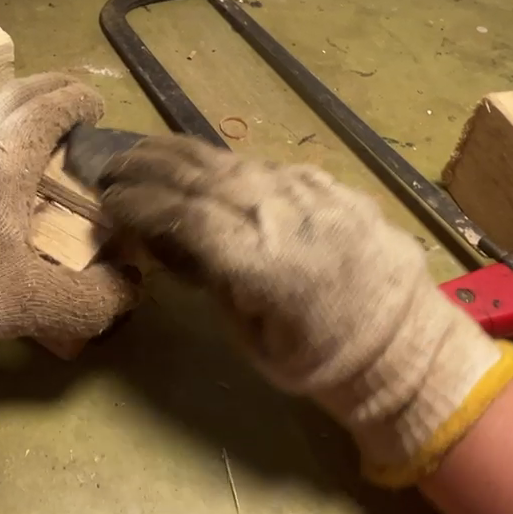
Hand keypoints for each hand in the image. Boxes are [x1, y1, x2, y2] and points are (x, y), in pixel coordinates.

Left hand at [0, 73, 137, 416]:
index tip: (94, 105)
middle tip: (67, 94)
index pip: (51, 107)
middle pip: (12, 93)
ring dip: (3, 117)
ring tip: (18, 140)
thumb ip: (95, 297)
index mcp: (7, 157)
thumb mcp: (40, 302)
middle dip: (45, 87)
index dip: (78, 99)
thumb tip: (130, 286)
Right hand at [99, 136, 512, 484]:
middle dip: (149, 167)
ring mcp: (309, 191)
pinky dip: (225, 163)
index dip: (139, 204)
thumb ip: (210, 280)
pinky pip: (264, 166)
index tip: (106, 200)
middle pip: (201, 176)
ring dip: (181, 155)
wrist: (406, 347)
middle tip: (111, 165)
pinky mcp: (327, 183)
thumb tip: (167, 242)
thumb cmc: (321, 362)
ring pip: (232, 162)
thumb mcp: (251, 339)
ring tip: (144, 152)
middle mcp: (282, 212)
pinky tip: (205, 166)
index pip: (184, 215)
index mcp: (262, 260)